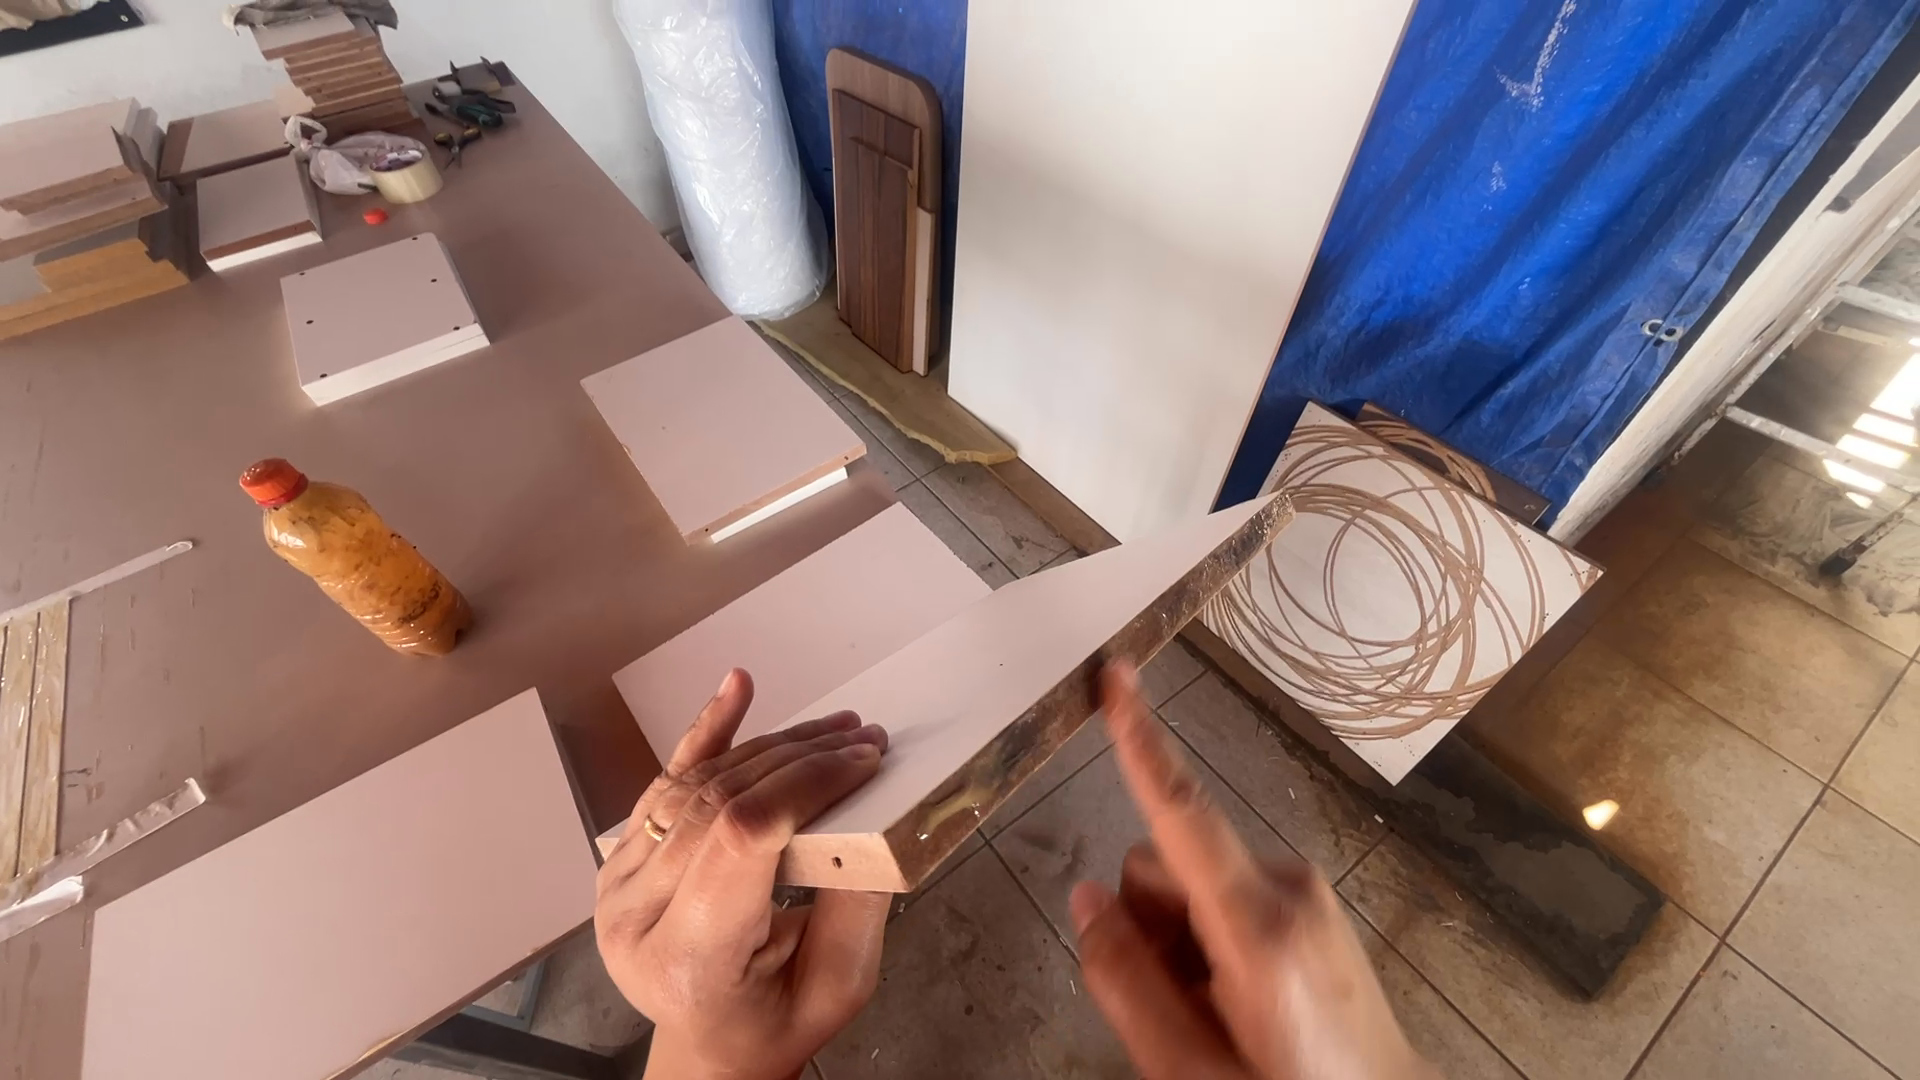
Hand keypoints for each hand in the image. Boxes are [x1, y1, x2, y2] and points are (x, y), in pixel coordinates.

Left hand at [595, 669, 891, 1079]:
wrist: (705, 1047)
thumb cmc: (776, 1026)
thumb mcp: (839, 985)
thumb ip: (856, 903)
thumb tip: (875, 812)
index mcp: (688, 955)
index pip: (744, 834)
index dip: (809, 782)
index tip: (868, 761)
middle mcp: (636, 910)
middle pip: (726, 797)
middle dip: (805, 757)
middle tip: (867, 738)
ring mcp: (619, 877)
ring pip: (705, 780)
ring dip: (777, 744)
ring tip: (836, 727)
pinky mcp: (623, 855)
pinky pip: (670, 778)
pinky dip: (709, 728)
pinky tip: (739, 686)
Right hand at [1071, 663, 1435, 1079]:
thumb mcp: (1189, 1074)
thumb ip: (1126, 981)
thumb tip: (1087, 895)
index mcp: (1258, 925)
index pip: (1181, 810)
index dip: (1140, 739)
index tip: (1117, 673)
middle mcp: (1288, 885)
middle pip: (1164, 861)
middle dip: (1149, 922)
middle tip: (1176, 1005)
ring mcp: (1307, 891)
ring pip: (1191, 879)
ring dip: (1178, 937)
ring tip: (1212, 1012)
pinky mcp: (1313, 902)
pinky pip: (1227, 892)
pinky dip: (1211, 936)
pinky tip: (1239, 998)